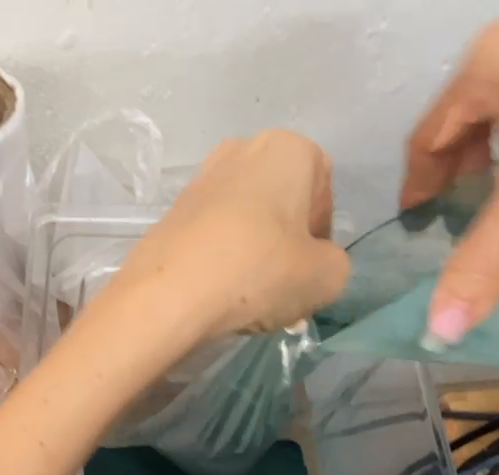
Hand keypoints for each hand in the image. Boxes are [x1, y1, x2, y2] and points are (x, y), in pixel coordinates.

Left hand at [108, 131, 348, 344]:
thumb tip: (313, 268)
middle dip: (282, 245)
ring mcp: (196, 184)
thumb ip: (332, 264)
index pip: (322, 190)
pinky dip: (216, 264)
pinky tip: (215, 298)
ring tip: (247, 301)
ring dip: (249, 257)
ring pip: (240, 224)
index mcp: (287, 148)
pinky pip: (207, 240)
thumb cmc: (258, 271)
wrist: (166, 296)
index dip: (320, 235)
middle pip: (277, 205)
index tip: (309, 269)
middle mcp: (239, 152)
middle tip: (280, 288)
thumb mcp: (326, 276)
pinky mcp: (166, 218)